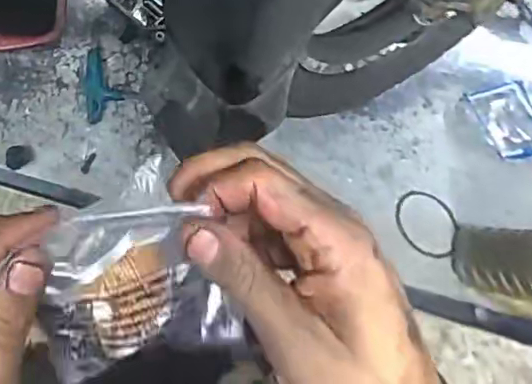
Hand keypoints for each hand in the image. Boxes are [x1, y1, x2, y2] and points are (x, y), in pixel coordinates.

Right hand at [170, 144, 435, 383]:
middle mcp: (335, 217)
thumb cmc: (355, 381)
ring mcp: (330, 232)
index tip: (183, 214)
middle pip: (264, 168)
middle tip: (176, 200)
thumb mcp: (296, 340)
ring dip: (226, 202)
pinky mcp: (324, 251)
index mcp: (336, 232)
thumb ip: (244, 280)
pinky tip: (226, 251)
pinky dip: (243, 226)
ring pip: (266, 189)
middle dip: (215, 176)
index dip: (217, 184)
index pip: (264, 177)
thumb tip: (192, 231)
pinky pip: (275, 220)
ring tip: (196, 232)